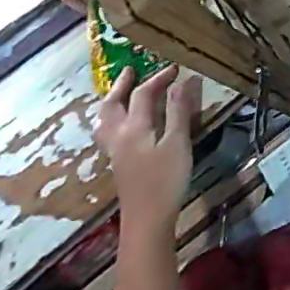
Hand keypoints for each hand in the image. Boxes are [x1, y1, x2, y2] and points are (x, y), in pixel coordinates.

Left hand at [93, 65, 201, 247]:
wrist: (147, 221)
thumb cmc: (165, 180)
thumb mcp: (178, 143)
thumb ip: (179, 111)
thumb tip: (184, 81)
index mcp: (133, 128)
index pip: (143, 94)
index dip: (158, 79)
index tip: (175, 68)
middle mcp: (119, 136)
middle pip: (112, 105)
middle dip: (121, 86)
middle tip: (131, 71)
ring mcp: (115, 152)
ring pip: (106, 120)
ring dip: (113, 102)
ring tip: (121, 94)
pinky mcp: (118, 165)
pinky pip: (109, 132)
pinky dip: (115, 119)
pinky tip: (126, 125)